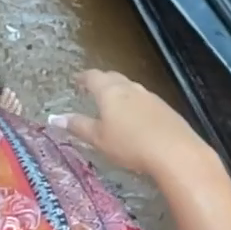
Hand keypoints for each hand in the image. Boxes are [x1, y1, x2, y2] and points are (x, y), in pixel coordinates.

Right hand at [49, 69, 215, 177]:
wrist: (176, 152)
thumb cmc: (130, 144)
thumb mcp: (98, 138)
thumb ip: (77, 126)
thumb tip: (54, 118)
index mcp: (110, 91)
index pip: (93, 77)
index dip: (83, 78)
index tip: (76, 80)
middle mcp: (130, 88)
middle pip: (113, 78)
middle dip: (101, 81)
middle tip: (92, 88)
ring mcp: (150, 96)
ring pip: (130, 88)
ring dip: (120, 92)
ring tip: (113, 103)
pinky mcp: (165, 108)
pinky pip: (144, 100)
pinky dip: (134, 104)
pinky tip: (135, 118)